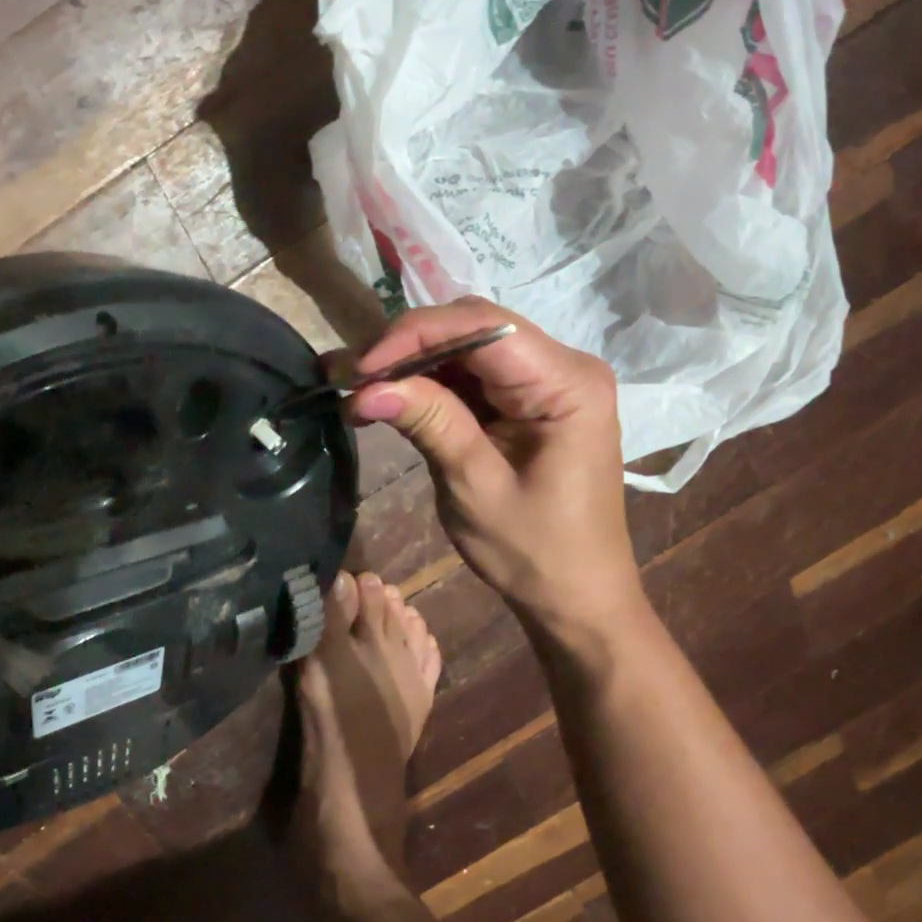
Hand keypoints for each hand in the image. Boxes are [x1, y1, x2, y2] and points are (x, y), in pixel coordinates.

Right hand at [347, 298, 641, 626]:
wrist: (573, 594)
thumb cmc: (534, 549)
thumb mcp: (474, 485)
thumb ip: (429, 423)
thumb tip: (365, 387)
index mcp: (565, 382)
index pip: (483, 327)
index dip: (414, 336)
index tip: (359, 371)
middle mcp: (560, 367)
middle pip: (472, 328)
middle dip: (405, 347)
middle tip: (347, 380)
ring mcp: (542, 383)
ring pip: (463, 349)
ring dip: (407, 366)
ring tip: (353, 390)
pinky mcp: (523, 403)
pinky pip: (468, 377)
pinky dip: (424, 386)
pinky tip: (385, 400)